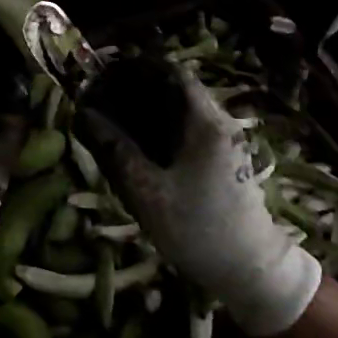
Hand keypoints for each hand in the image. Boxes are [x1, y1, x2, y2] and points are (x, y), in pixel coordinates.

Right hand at [75, 57, 320, 335]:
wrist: (250, 269)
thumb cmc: (197, 229)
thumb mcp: (148, 192)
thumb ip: (117, 149)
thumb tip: (86, 114)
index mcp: (205, 123)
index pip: (172, 72)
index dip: (138, 67)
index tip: (107, 73)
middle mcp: (221, 121)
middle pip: (178, 86)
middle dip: (140, 85)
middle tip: (105, 96)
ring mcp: (227, 138)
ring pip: (185, 105)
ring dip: (152, 104)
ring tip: (117, 114)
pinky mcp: (226, 154)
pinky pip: (192, 124)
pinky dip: (166, 122)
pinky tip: (142, 138)